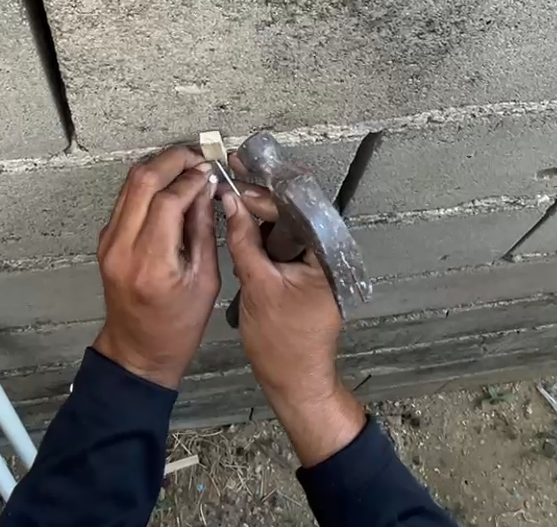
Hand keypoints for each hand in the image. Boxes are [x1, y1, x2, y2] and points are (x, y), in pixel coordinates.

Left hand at [91, 146, 220, 388]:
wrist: (137, 352)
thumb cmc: (176, 327)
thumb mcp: (205, 281)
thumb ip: (204, 229)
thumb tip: (206, 187)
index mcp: (151, 264)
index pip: (168, 200)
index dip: (192, 178)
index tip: (210, 170)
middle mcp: (123, 247)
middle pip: (143, 180)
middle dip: (174, 159)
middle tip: (199, 156)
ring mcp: (109, 241)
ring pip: (130, 182)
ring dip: (160, 165)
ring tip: (189, 164)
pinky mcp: (106, 239)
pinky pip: (126, 196)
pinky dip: (149, 182)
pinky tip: (171, 183)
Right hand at [222, 185, 365, 466]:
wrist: (295, 383)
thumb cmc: (282, 343)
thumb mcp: (258, 286)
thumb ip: (244, 241)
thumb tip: (230, 202)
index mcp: (326, 254)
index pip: (296, 207)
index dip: (265, 189)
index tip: (239, 172)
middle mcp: (326, 252)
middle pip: (292, 210)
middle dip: (260, 192)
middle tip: (231, 172)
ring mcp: (314, 261)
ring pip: (285, 223)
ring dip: (259, 207)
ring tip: (231, 188)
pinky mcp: (302, 270)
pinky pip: (281, 240)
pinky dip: (261, 229)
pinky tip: (239, 217)